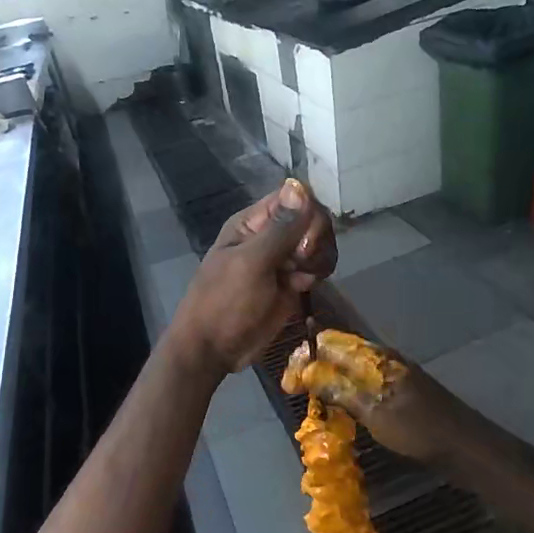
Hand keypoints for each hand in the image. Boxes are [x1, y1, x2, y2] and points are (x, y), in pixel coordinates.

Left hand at [165, 178, 335, 373]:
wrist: (213, 348)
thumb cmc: (224, 301)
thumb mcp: (251, 263)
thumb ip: (279, 228)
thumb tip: (299, 185)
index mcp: (251, 223)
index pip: (293, 198)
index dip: (308, 213)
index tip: (305, 240)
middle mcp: (268, 235)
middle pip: (311, 219)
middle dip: (316, 238)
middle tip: (301, 261)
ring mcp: (281, 259)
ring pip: (318, 243)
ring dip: (320, 257)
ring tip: (302, 277)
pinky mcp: (291, 282)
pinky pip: (316, 266)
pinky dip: (317, 273)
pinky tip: (304, 286)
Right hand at [302, 336, 463, 462]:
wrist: (468, 449)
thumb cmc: (419, 430)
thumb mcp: (373, 412)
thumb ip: (338, 390)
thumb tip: (306, 373)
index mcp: (374, 356)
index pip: (327, 341)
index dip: (303, 358)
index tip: (289, 384)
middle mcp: (381, 357)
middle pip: (336, 351)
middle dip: (311, 367)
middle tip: (294, 391)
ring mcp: (392, 372)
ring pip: (347, 366)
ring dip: (326, 378)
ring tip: (310, 397)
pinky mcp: (398, 388)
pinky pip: (361, 379)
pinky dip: (343, 387)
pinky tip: (338, 405)